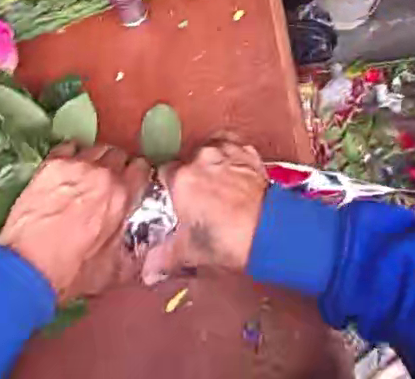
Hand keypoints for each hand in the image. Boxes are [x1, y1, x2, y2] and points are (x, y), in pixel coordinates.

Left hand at [0, 145, 150, 301]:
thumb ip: (127, 238)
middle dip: (115, 166)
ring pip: (96, 148)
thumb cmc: (67, 272)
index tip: (128, 183)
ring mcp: (77, 165)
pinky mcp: (52, 165)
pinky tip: (66, 167)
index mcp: (122, 195)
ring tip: (84, 175)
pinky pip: (69, 146)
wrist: (22, 270)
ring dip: (94, 160)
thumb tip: (135, 233)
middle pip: (119, 154)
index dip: (135, 175)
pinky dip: (71, 154)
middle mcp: (105, 173)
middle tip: (103, 182)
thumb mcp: (110, 262)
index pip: (141, 167)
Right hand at [140, 139, 267, 284]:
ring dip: (210, 161)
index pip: (164, 172)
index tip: (172, 197)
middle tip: (195, 195)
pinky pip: (233, 146)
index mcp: (182, 178)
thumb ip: (161, 258)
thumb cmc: (225, 238)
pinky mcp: (248, 151)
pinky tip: (232, 169)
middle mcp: (203, 157)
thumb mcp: (186, 253)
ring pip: (211, 148)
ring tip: (215, 182)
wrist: (266, 228)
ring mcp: (228, 150)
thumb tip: (149, 269)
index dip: (168, 185)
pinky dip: (230, 154)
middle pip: (188, 159)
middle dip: (190, 175)